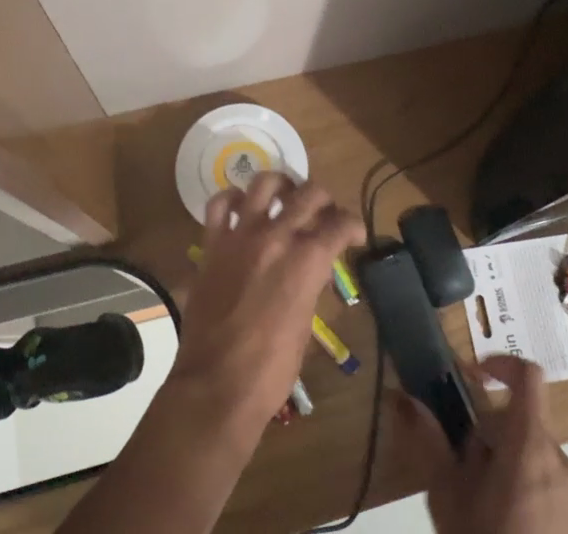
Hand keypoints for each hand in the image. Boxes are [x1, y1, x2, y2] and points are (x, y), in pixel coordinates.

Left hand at [173, 171, 364, 431]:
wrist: (217, 385)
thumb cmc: (271, 368)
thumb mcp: (305, 324)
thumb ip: (310, 285)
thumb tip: (310, 271)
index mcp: (308, 260)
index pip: (341, 224)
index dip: (354, 226)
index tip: (355, 235)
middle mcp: (277, 237)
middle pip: (310, 193)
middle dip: (325, 201)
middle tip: (324, 216)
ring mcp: (241, 236)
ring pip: (264, 183)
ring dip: (281, 186)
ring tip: (286, 198)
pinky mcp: (212, 245)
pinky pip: (220, 205)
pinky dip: (234, 200)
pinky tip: (243, 210)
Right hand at [410, 356, 567, 533]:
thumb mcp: (447, 494)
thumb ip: (427, 439)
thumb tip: (401, 397)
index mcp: (530, 446)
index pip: (529, 377)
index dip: (501, 364)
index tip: (470, 377)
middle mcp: (560, 458)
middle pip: (521, 420)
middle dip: (488, 433)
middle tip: (462, 470)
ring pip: (531, 449)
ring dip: (503, 458)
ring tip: (480, 502)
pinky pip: (546, 476)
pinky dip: (521, 480)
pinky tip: (502, 520)